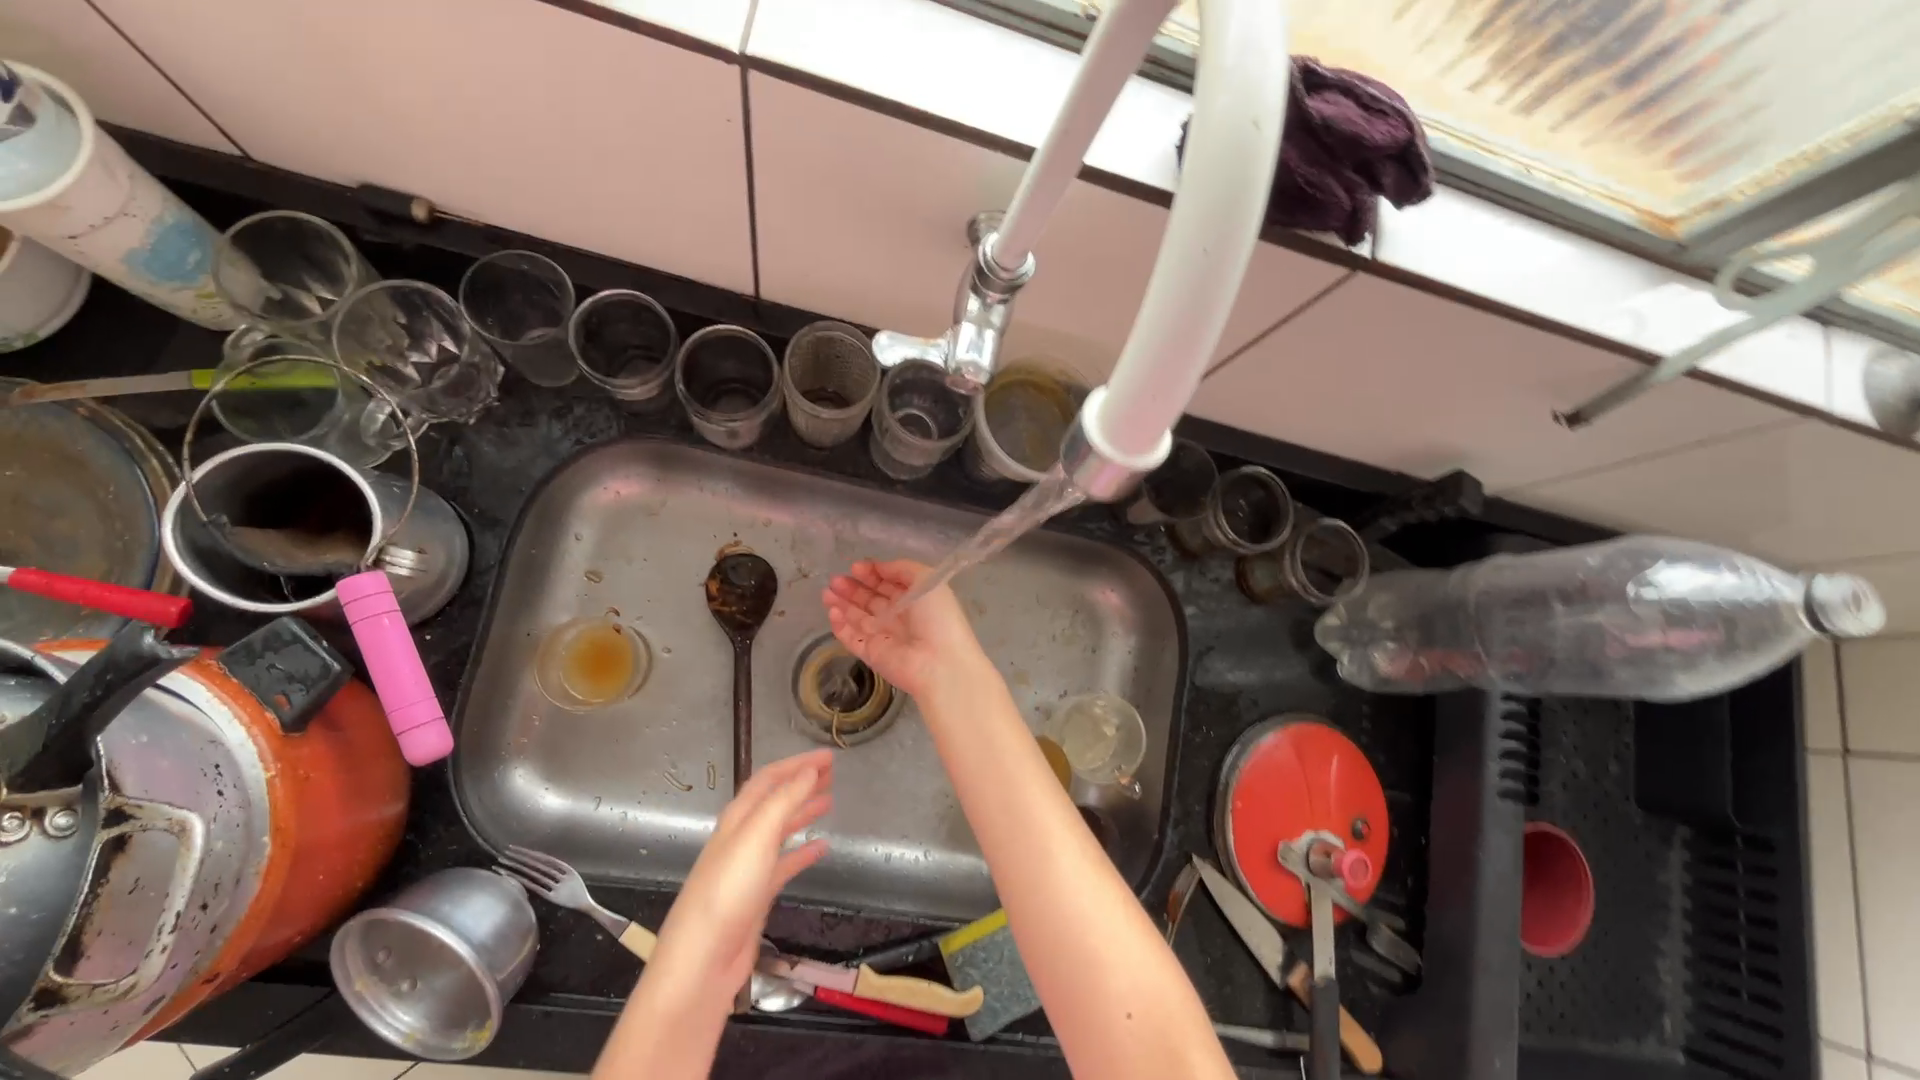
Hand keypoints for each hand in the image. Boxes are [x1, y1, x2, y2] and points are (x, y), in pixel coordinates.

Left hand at [647, 750, 833, 998]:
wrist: (702, 960)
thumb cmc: (727, 892)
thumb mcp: (756, 837)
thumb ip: (783, 801)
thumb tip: (808, 771)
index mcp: (737, 819)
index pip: (769, 779)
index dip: (798, 764)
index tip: (828, 757)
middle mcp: (741, 837)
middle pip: (774, 801)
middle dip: (801, 783)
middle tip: (832, 774)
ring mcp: (748, 867)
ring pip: (780, 830)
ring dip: (803, 812)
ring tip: (830, 801)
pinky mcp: (757, 895)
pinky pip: (785, 864)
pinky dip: (804, 852)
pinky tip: (822, 848)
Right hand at [822, 559, 989, 698]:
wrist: (939, 663)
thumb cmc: (937, 617)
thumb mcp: (926, 581)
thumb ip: (902, 568)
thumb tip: (878, 567)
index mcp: (915, 600)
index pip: (889, 584)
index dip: (872, 574)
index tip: (856, 567)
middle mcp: (899, 617)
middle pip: (871, 600)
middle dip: (853, 588)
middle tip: (835, 579)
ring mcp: (884, 636)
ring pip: (858, 617)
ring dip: (842, 603)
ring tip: (827, 592)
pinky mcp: (871, 654)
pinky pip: (852, 638)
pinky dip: (840, 626)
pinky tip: (832, 611)